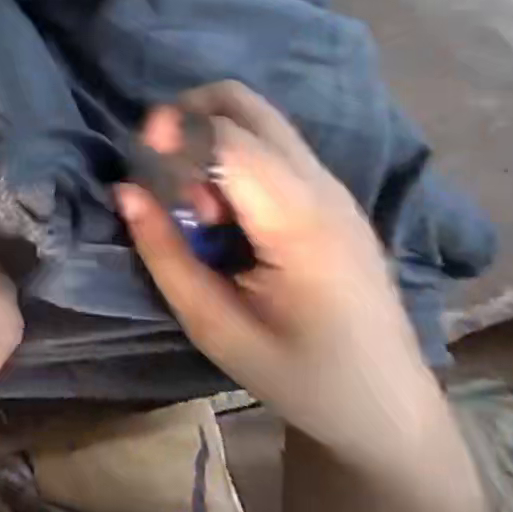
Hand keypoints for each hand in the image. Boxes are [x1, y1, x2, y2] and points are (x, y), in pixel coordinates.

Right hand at [117, 82, 447, 476]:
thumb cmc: (299, 375)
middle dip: (187, 117)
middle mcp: (319, 184)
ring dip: (208, 137)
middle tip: (160, 170)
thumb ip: (164, 252)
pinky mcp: (328, 193)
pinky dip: (230, 154)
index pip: (227, 136)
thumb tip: (124, 190)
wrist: (388, 408)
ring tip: (197, 204)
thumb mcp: (215, 326)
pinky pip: (268, 143)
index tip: (138, 151)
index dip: (174, 128)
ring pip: (255, 117)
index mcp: (297, 219)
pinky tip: (224, 212)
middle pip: (243, 104)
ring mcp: (330, 185)